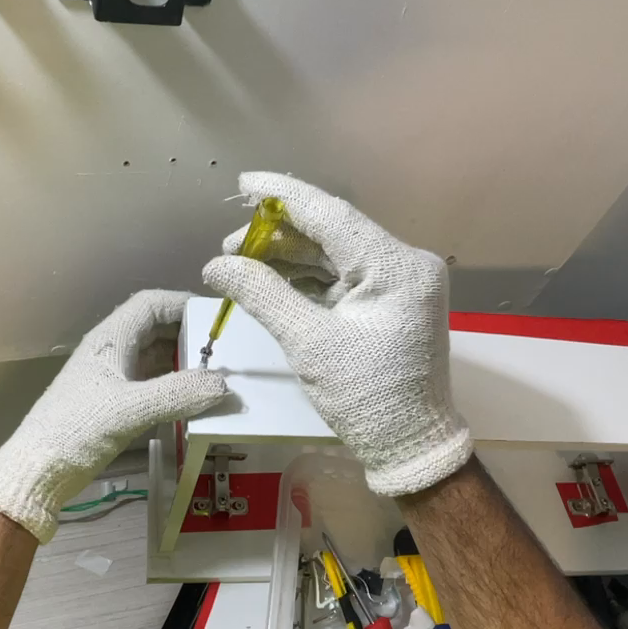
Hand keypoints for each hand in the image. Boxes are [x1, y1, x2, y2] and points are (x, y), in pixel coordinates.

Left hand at [0, 290, 228, 541]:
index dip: (183, 304)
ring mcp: (113, 377)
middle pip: (156, 328)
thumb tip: (224, 384)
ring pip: (156, 356)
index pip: (151, 304)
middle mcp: (112, 351)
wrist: (36, 474)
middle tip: (226, 348)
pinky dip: (175, 385)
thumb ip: (176, 395)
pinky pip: (153, 383)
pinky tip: (195, 399)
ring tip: (217, 373)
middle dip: (190, 333)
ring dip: (184, 361)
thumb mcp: (128, 410)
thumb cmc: (75, 430)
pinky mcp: (115, 402)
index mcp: (110, 339)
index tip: (217, 316)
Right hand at [201, 172, 470, 495]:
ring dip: (289, 256)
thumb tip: (216, 265)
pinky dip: (307, 276)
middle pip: (332, 232)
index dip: (283, 195)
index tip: (244, 183)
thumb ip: (263, 294)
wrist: (410, 446)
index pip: (332, 214)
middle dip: (278, 234)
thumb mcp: (309, 343)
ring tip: (240, 260)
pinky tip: (269, 276)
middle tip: (229, 244)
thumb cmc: (365, 397)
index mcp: (396, 266)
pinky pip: (343, 275)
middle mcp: (404, 263)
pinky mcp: (391, 299)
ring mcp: (400, 281)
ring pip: (335, 253)